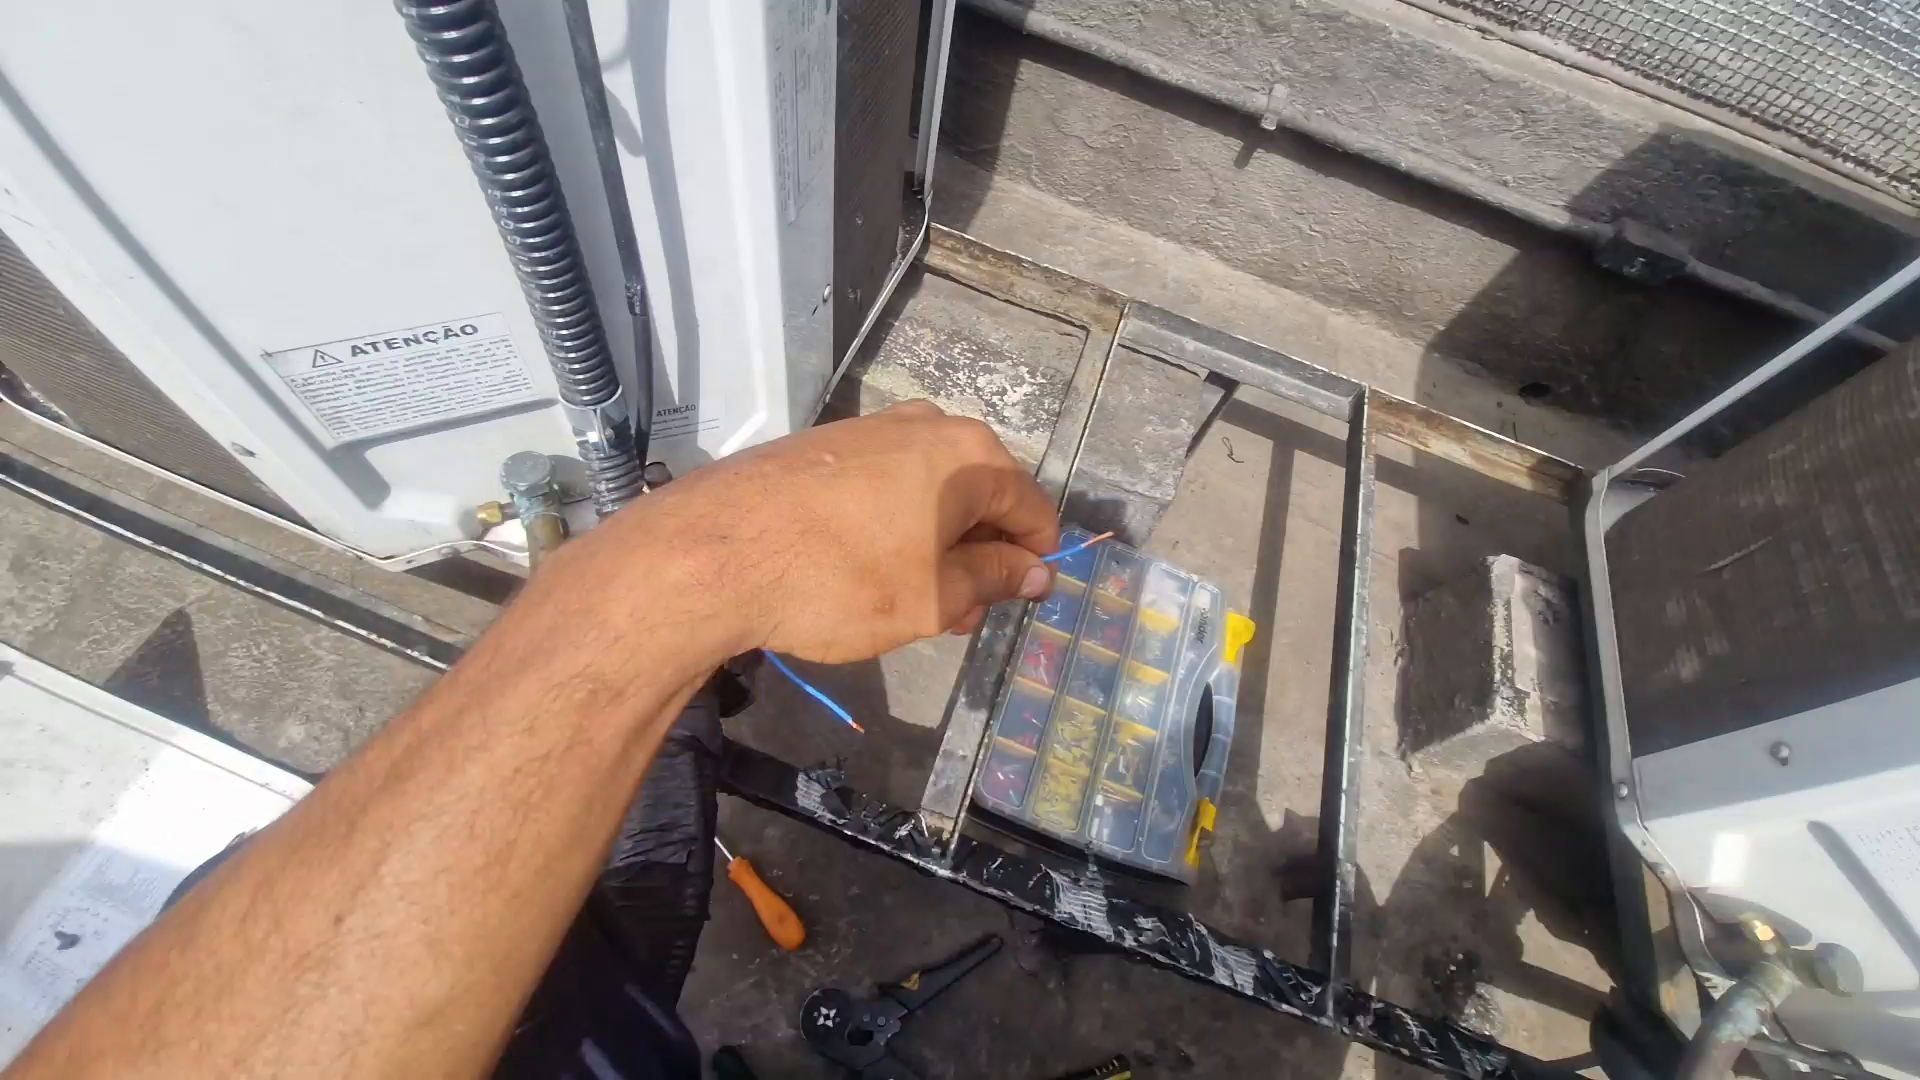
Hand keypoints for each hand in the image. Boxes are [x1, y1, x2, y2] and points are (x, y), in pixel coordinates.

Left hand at [557, 401, 1060, 664]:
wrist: (714, 552)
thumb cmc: (843, 579)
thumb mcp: (934, 595)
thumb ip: (995, 578)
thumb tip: (1040, 570)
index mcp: (968, 455)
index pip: (1030, 505)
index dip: (1036, 554)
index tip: (1028, 593)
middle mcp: (927, 426)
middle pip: (980, 495)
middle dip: (980, 557)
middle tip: (961, 613)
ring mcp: (871, 429)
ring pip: (931, 492)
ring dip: (938, 546)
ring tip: (916, 601)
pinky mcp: (825, 444)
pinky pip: (888, 485)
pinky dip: (898, 525)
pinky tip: (872, 567)